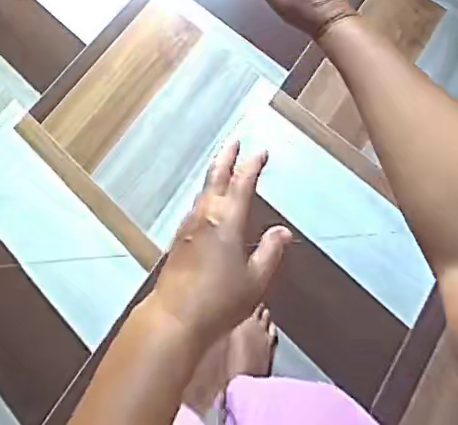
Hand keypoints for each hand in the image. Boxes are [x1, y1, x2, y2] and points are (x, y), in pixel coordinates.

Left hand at [148, 142, 291, 345]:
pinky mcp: (179, 237)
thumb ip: (269, 252)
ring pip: (204, 189)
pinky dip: (207, 193)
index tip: (260, 152)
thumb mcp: (254, 281)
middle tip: (235, 140)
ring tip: (224, 165)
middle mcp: (206, 214)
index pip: (242, 182)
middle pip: (216, 175)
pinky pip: (196, 204)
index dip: (252, 164)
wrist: (175, 317)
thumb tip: (283, 231)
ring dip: (216, 172)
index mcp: (226, 219)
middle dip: (227, 155)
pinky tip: (209, 201)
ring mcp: (189, 224)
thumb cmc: (219, 301)